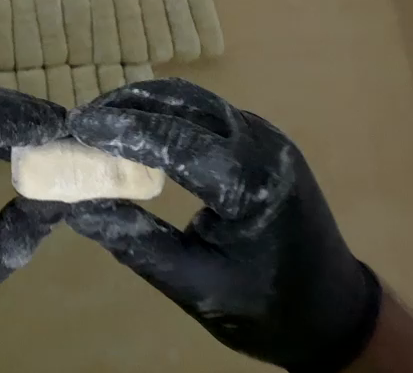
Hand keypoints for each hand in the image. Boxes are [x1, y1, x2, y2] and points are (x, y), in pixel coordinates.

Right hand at [61, 79, 381, 372]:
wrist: (337, 314)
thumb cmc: (267, 309)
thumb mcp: (197, 287)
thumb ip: (137, 244)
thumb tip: (78, 208)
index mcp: (249, 183)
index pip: (173, 139)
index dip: (120, 130)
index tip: (75, 127)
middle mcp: (260, 143)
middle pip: (181, 103)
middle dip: (126, 107)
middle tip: (80, 122)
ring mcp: (265, 133)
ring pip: (192, 99)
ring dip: (144, 104)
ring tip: (100, 123)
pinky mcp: (261, 136)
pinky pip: (205, 110)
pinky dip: (166, 113)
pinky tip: (139, 130)